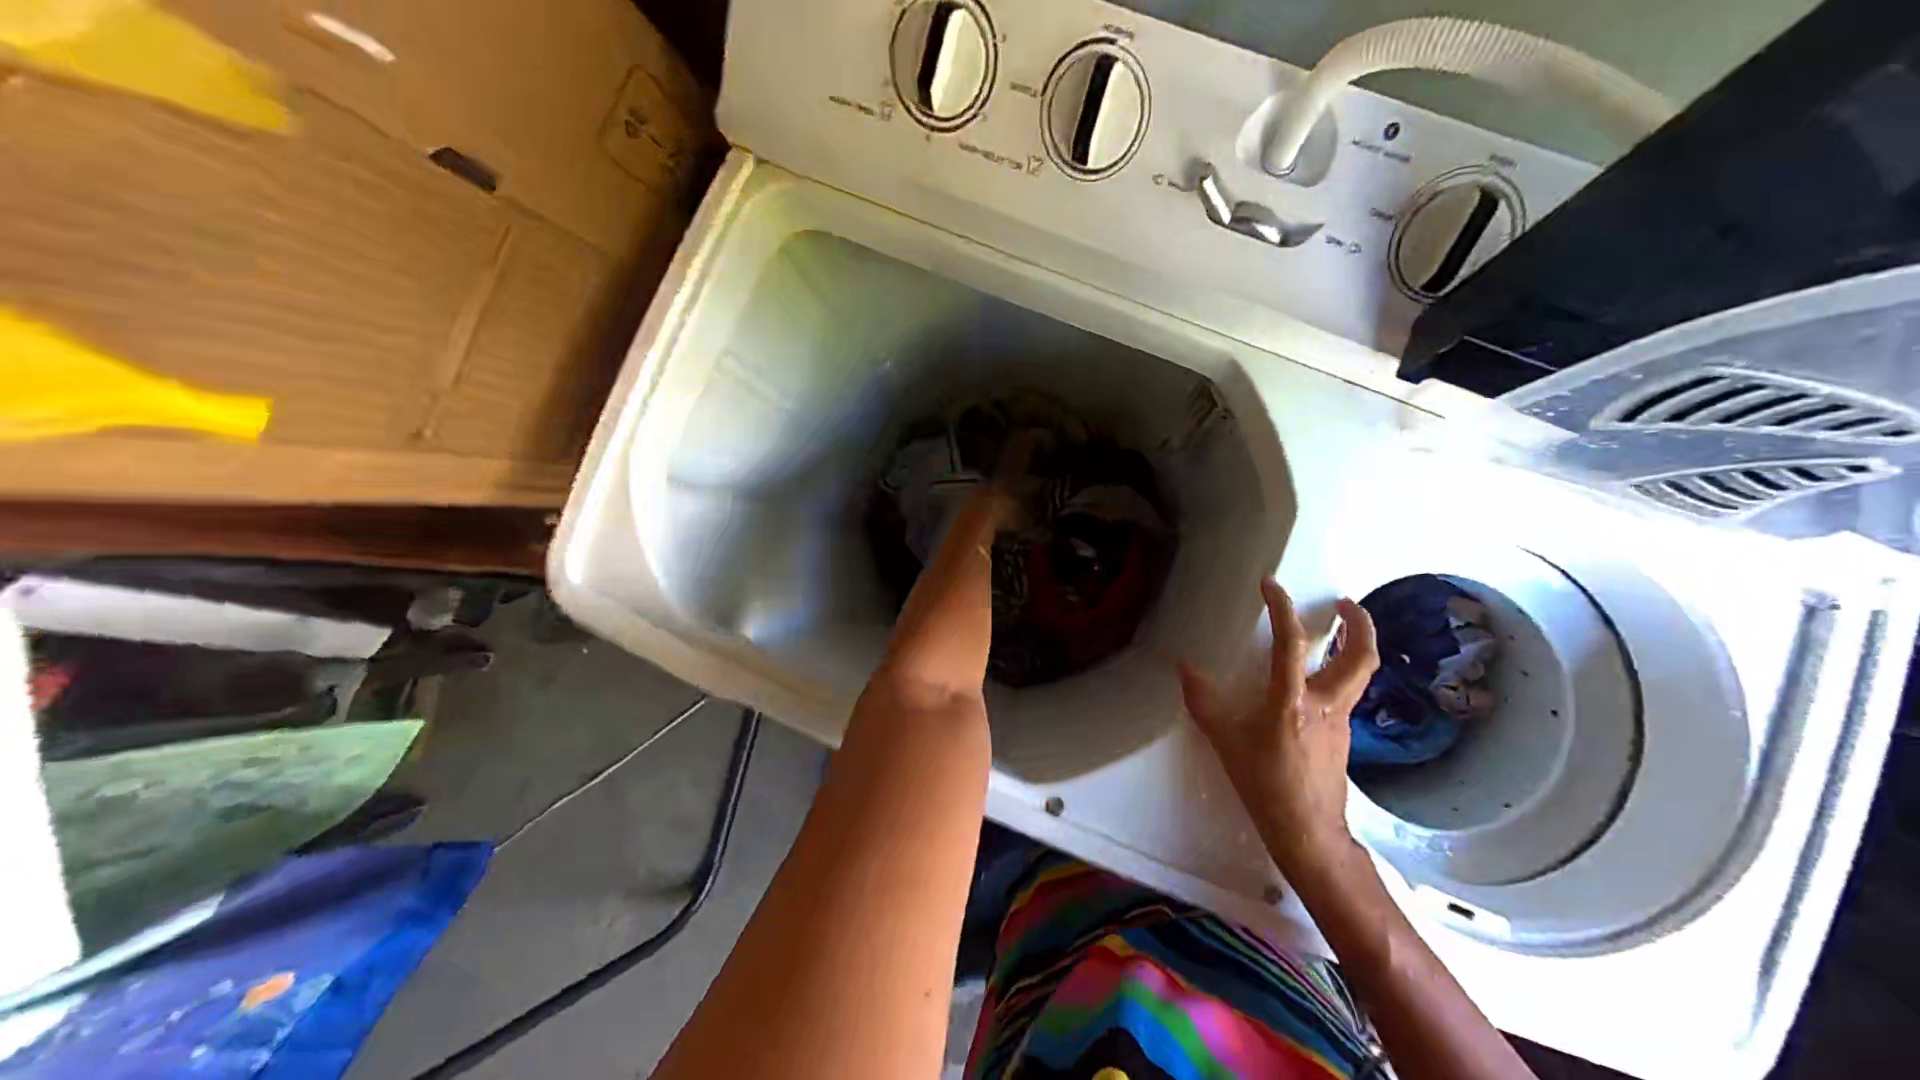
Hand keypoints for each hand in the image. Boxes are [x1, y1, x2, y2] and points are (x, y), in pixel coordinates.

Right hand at [1178, 577, 1378, 875]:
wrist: (1307, 832)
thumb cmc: (1263, 784)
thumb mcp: (1224, 741)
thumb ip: (1203, 700)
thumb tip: (1182, 665)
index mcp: (1293, 701)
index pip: (1291, 642)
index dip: (1281, 608)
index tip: (1270, 585)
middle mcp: (1327, 704)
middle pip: (1361, 656)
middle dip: (1360, 624)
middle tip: (1345, 603)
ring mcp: (1342, 721)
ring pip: (1361, 674)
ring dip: (1356, 646)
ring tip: (1340, 631)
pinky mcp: (1345, 737)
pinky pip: (1348, 694)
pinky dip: (1341, 674)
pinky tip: (1319, 681)